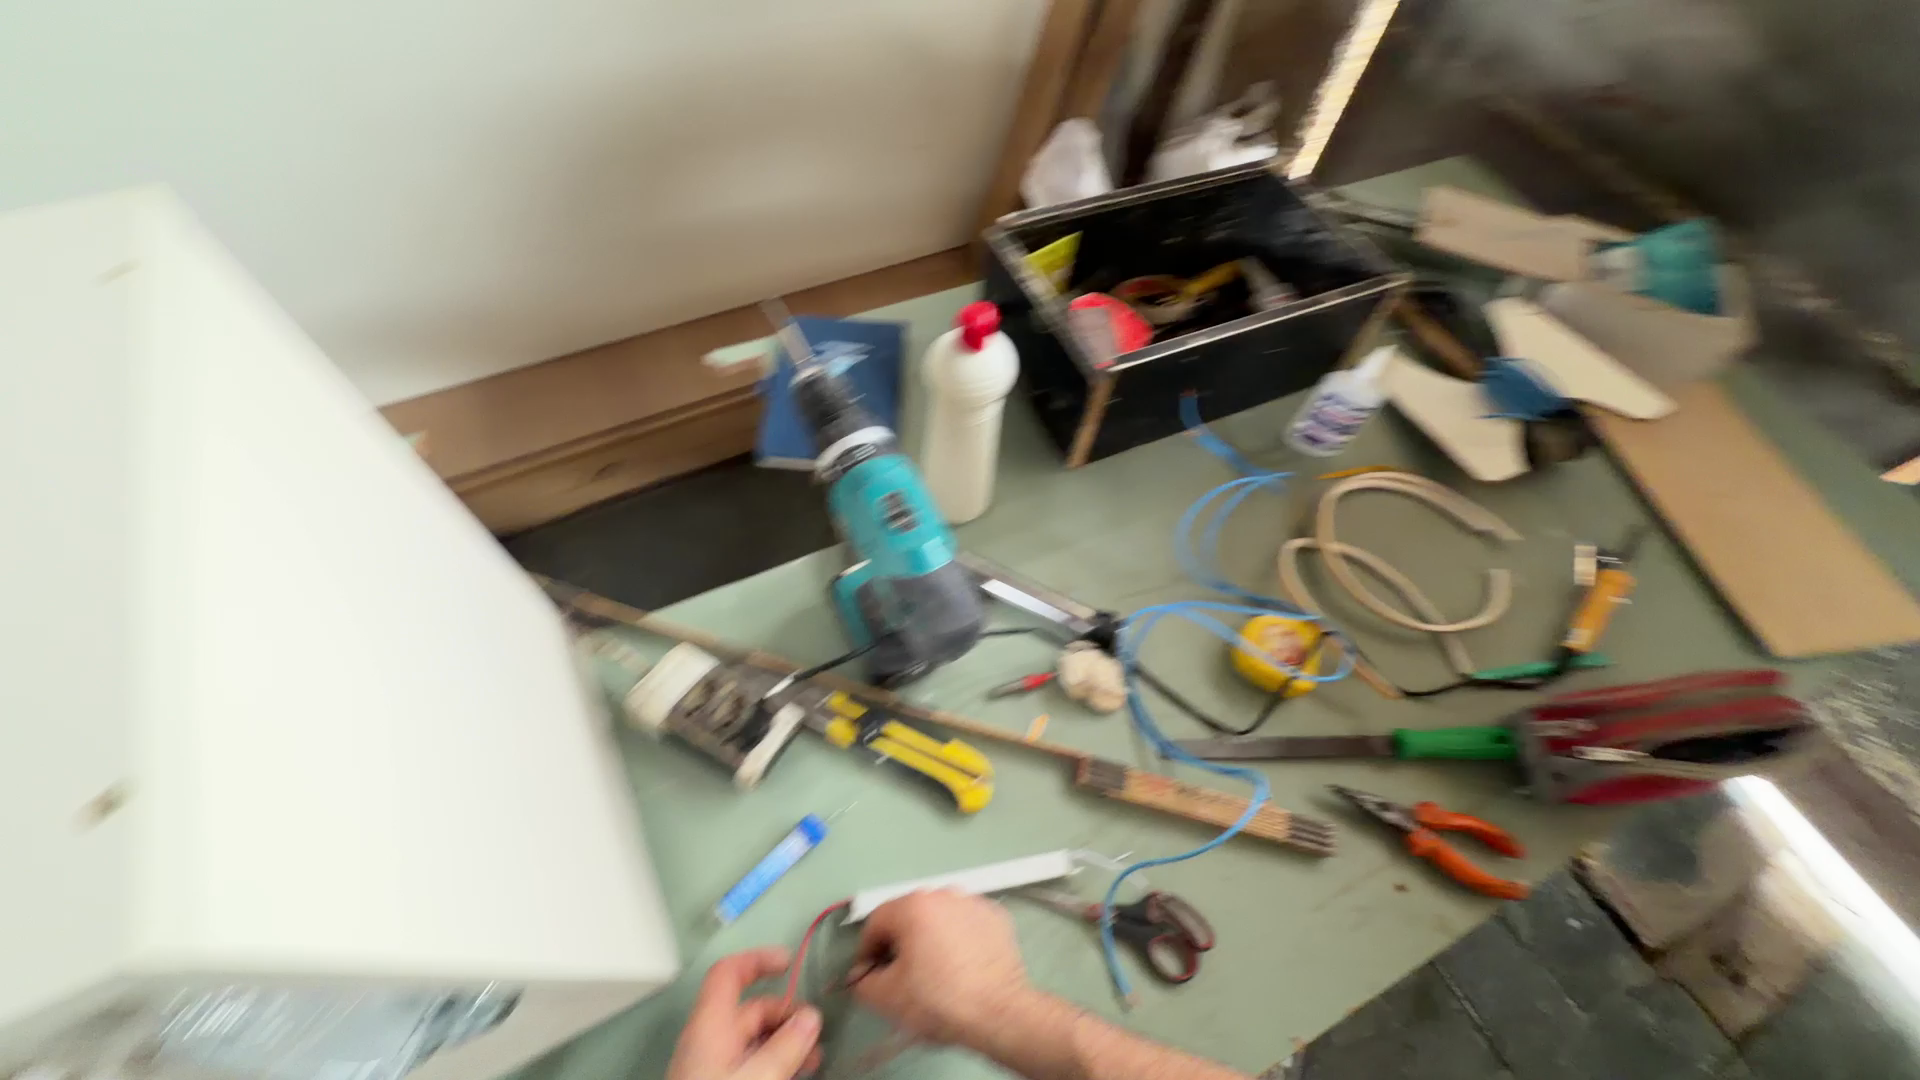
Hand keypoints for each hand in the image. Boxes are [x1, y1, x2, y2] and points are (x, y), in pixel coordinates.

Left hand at [667, 948, 821, 1079]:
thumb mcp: (756, 1079)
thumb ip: (786, 1047)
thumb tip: (812, 1016)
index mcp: (710, 1027)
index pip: (729, 973)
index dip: (758, 960)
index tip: (790, 965)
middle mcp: (709, 1041)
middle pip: (750, 1009)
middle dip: (786, 1015)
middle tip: (817, 1034)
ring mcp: (712, 1068)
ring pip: (754, 1040)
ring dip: (786, 1043)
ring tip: (814, 1061)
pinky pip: (750, 1064)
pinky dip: (775, 1063)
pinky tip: (796, 1075)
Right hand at [851, 889, 1032, 1046]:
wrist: (999, 1012)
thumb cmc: (939, 1000)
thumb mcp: (888, 998)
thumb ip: (864, 982)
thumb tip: (862, 975)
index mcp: (913, 905)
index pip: (877, 921)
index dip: (868, 950)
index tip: (871, 975)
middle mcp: (944, 893)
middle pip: (909, 915)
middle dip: (900, 942)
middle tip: (902, 975)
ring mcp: (974, 902)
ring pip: (940, 917)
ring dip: (931, 937)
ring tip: (936, 971)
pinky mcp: (997, 916)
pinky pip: (966, 924)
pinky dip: (959, 939)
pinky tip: (963, 966)